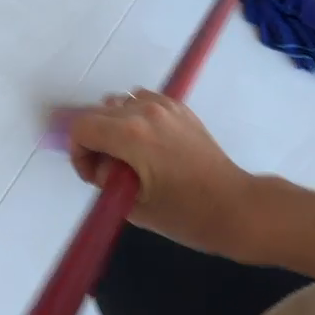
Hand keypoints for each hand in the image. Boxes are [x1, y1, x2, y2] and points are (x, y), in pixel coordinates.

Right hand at [67, 90, 257, 255]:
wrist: (235, 206)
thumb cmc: (185, 214)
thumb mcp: (135, 206)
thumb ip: (107, 180)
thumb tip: (99, 165)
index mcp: (131, 135)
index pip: (82, 127)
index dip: (78, 152)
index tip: (93, 176)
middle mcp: (144, 110)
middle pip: (98, 113)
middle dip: (94, 141)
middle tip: (109, 172)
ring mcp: (164, 105)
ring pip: (119, 103)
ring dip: (114, 126)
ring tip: (129, 156)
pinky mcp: (179, 106)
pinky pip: (142, 100)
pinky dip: (135, 116)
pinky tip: (148, 143)